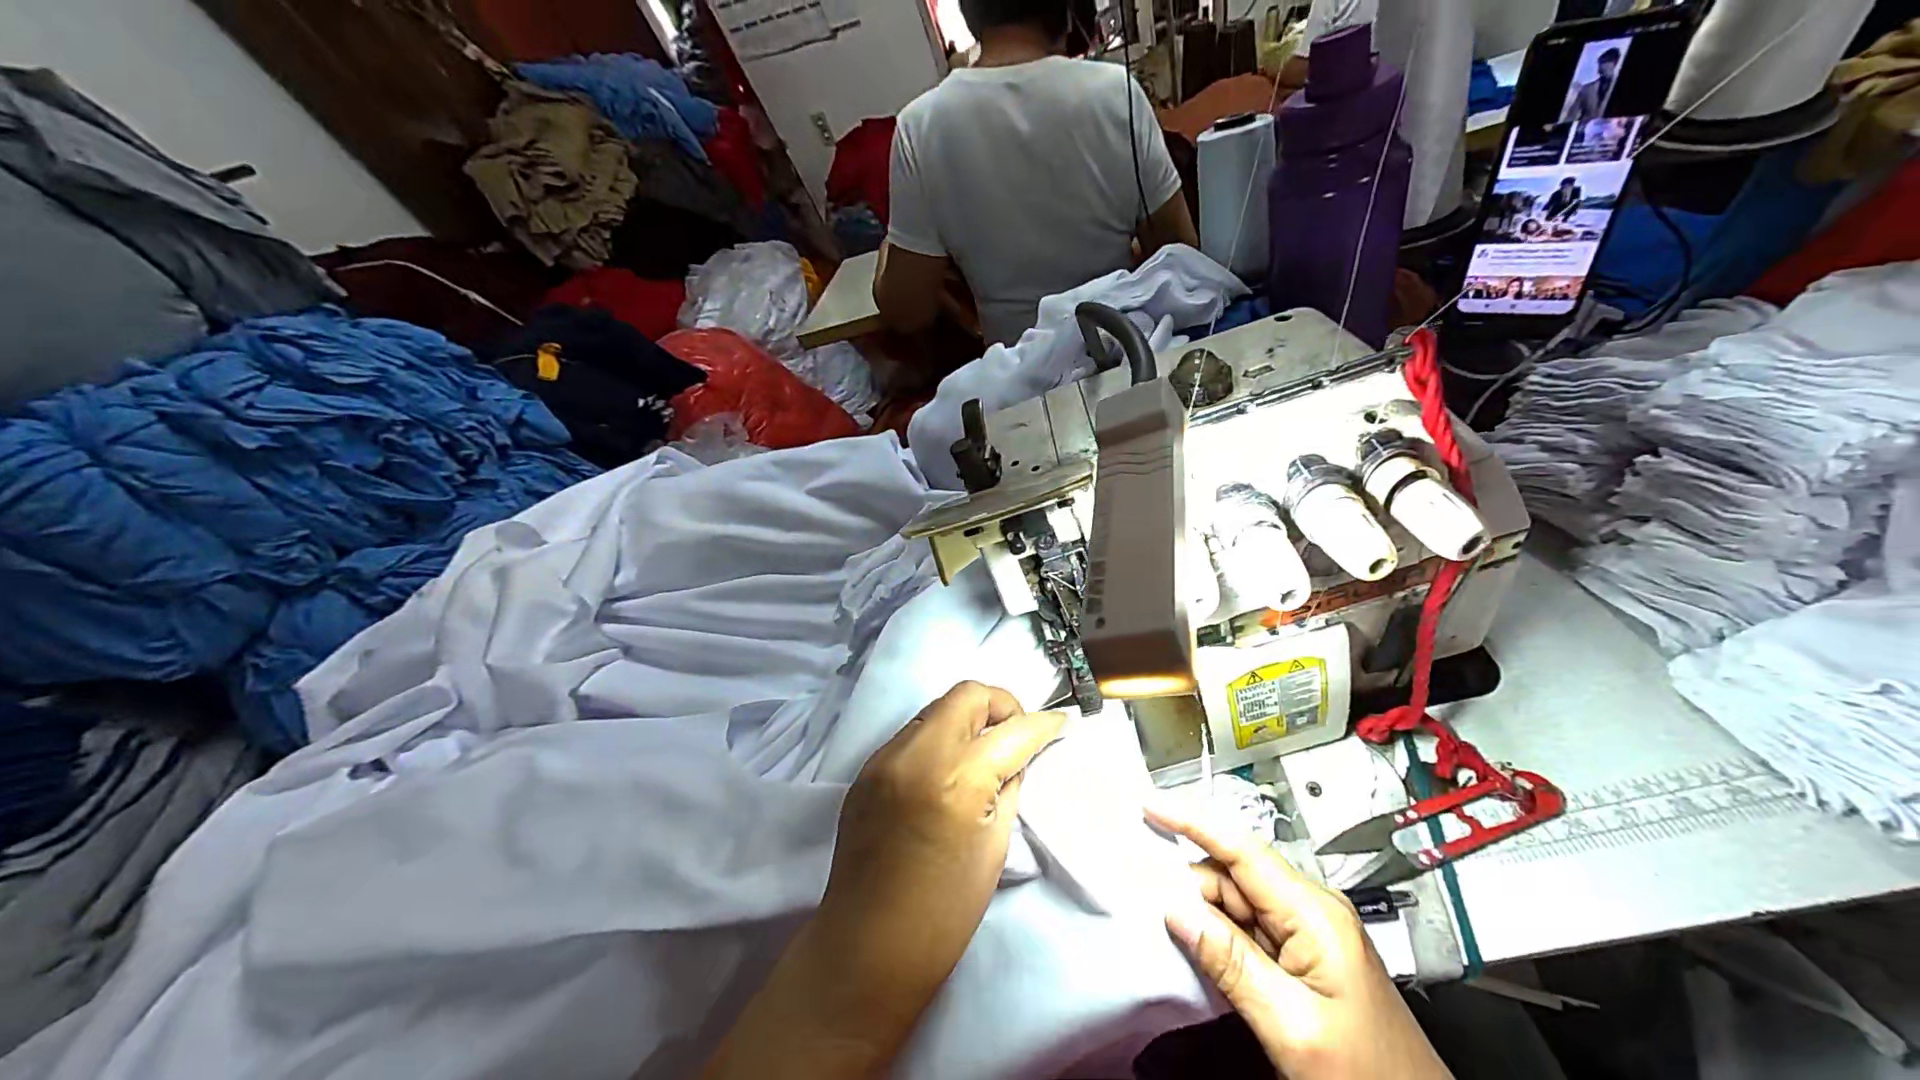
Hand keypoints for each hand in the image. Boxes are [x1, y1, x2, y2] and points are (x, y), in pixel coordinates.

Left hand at [701, 682, 1063, 1079]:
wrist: (868, 947)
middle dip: (1001, 706)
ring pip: (937, 709)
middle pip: (968, 694)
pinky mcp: (866, 769)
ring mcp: (884, 758)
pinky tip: (947, 772)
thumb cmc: (945, 913)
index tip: (1058, 724)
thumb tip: (1020, 752)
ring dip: (967, 720)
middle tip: (1015, 737)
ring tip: (981, 754)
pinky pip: (912, 734)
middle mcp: (916, 754)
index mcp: (957, 780)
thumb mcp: (995, 845)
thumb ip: (1009, 785)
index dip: (1042, 724)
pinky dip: (939, 739)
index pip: (1012, 729)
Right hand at [1146, 803, 1452, 1079]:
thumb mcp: (1292, 1024)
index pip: (1242, 851)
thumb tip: (1180, 913)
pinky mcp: (1301, 954)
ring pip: (1235, 902)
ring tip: (1178, 943)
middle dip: (1191, 887)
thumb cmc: (1371, 1076)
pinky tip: (1204, 957)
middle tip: (1153, 910)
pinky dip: (1219, 936)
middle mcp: (1312, 912)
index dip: (1193, 822)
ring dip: (1203, 916)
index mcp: (1316, 916)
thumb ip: (1231, 962)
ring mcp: (1308, 932)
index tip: (1154, 805)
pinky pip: (1246, 928)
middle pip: (1232, 876)